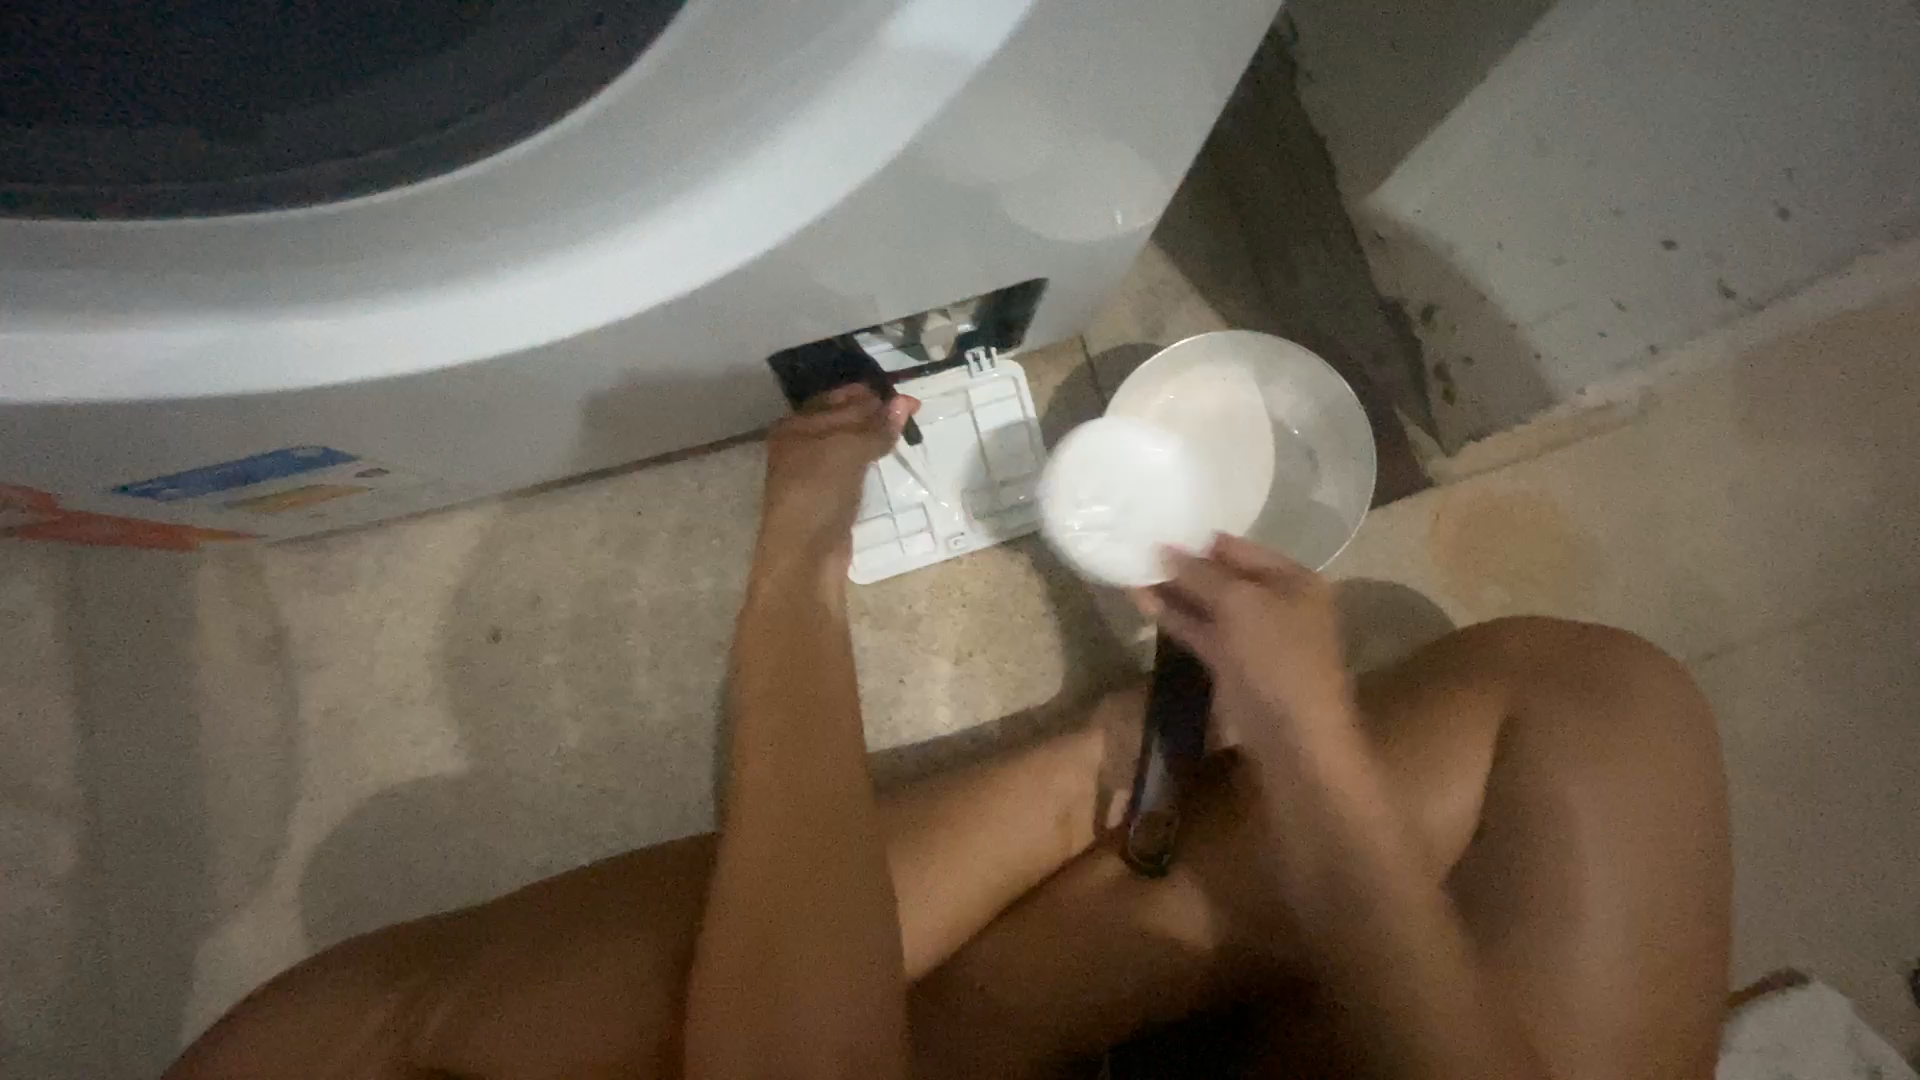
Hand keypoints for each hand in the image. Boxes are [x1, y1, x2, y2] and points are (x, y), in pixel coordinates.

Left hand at [759, 385, 917, 558]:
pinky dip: (868, 457)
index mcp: (795, 426)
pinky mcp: (828, 496)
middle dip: (873, 412)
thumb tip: (905, 402)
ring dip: (872, 435)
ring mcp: (812, 472)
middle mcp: (799, 445)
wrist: (804, 554)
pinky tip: (884, 455)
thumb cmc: (818, 492)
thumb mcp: (848, 451)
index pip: (837, 399)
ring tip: (902, 429)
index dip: (871, 395)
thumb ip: (876, 427)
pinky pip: (851, 466)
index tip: (905, 396)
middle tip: (910, 410)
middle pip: (841, 420)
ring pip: (847, 444)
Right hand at [1139, 535, 1353, 745]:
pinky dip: (1173, 617)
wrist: (1293, 736)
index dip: (1198, 540)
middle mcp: (1275, 602)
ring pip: (1206, 605)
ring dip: (1171, 590)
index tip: (1157, 528)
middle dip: (1181, 565)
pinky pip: (1199, 630)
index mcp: (1293, 580)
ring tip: (1130, 570)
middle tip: (1137, 548)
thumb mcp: (1240, 604)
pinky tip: (1141, 601)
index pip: (1238, 548)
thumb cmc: (1277, 657)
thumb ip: (1200, 574)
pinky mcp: (1230, 662)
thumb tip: (1164, 550)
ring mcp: (1251, 635)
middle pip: (1221, 575)